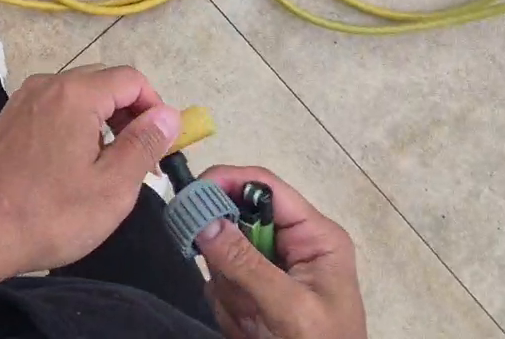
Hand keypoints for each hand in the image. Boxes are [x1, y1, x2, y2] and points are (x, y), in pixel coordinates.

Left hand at [0, 64, 181, 278]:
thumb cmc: (50, 213)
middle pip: (103, 81)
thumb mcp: (111, 187)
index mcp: (75, 93)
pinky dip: (75, 125)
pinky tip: (72, 166)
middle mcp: (47, 83)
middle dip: (130, 113)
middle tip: (141, 160)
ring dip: (103, 121)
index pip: (130, 78)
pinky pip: (54, 107)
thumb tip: (169, 114)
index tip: (162, 146)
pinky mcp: (9, 117)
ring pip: (78, 95)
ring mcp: (24, 98)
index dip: (155, 107)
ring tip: (109, 167)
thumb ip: (144, 145)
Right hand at [197, 166, 365, 338]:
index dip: (226, 181)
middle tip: (232, 287)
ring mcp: (273, 265)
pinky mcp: (257, 286)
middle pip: (236, 219)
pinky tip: (249, 328)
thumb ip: (246, 264)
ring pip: (224, 251)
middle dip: (227, 257)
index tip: (190, 196)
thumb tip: (202, 218)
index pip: (264, 185)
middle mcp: (293, 242)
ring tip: (251, 322)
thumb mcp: (290, 310)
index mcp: (314, 235)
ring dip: (229, 288)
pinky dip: (228, 305)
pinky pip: (222, 278)